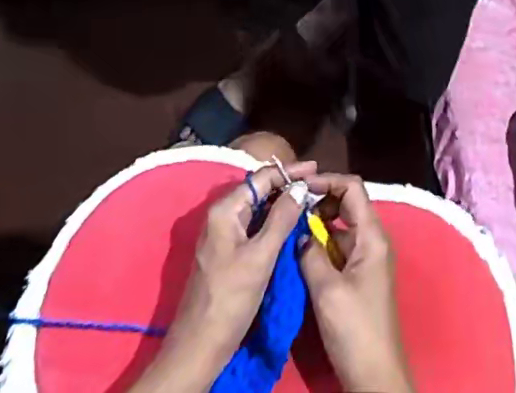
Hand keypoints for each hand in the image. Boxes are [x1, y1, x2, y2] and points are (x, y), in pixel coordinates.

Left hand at [137, 161, 314, 391]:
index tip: (316, 169)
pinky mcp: (228, 252)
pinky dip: (274, 221)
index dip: (290, 171)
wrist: (199, 346)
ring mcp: (224, 235)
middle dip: (287, 185)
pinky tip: (292, 225)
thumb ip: (281, 218)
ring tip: (310, 201)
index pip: (261, 178)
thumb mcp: (260, 256)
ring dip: (282, 203)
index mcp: (225, 210)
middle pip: (259, 190)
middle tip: (316, 185)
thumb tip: (300, 187)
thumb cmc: (230, 299)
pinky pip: (255, 226)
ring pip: (258, 209)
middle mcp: (222, 215)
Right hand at [299, 174, 414, 392]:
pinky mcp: (359, 277)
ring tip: (289, 232)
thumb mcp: (328, 289)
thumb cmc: (355, 329)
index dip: (327, 181)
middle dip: (319, 202)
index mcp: (372, 235)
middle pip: (346, 204)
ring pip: (340, 228)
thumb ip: (311, 254)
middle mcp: (373, 240)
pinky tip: (300, 255)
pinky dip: (321, 246)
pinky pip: (339, 249)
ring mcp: (367, 259)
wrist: (375, 375)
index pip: (352, 188)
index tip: (299, 189)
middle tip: (290, 211)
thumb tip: (299, 232)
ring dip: (317, 226)